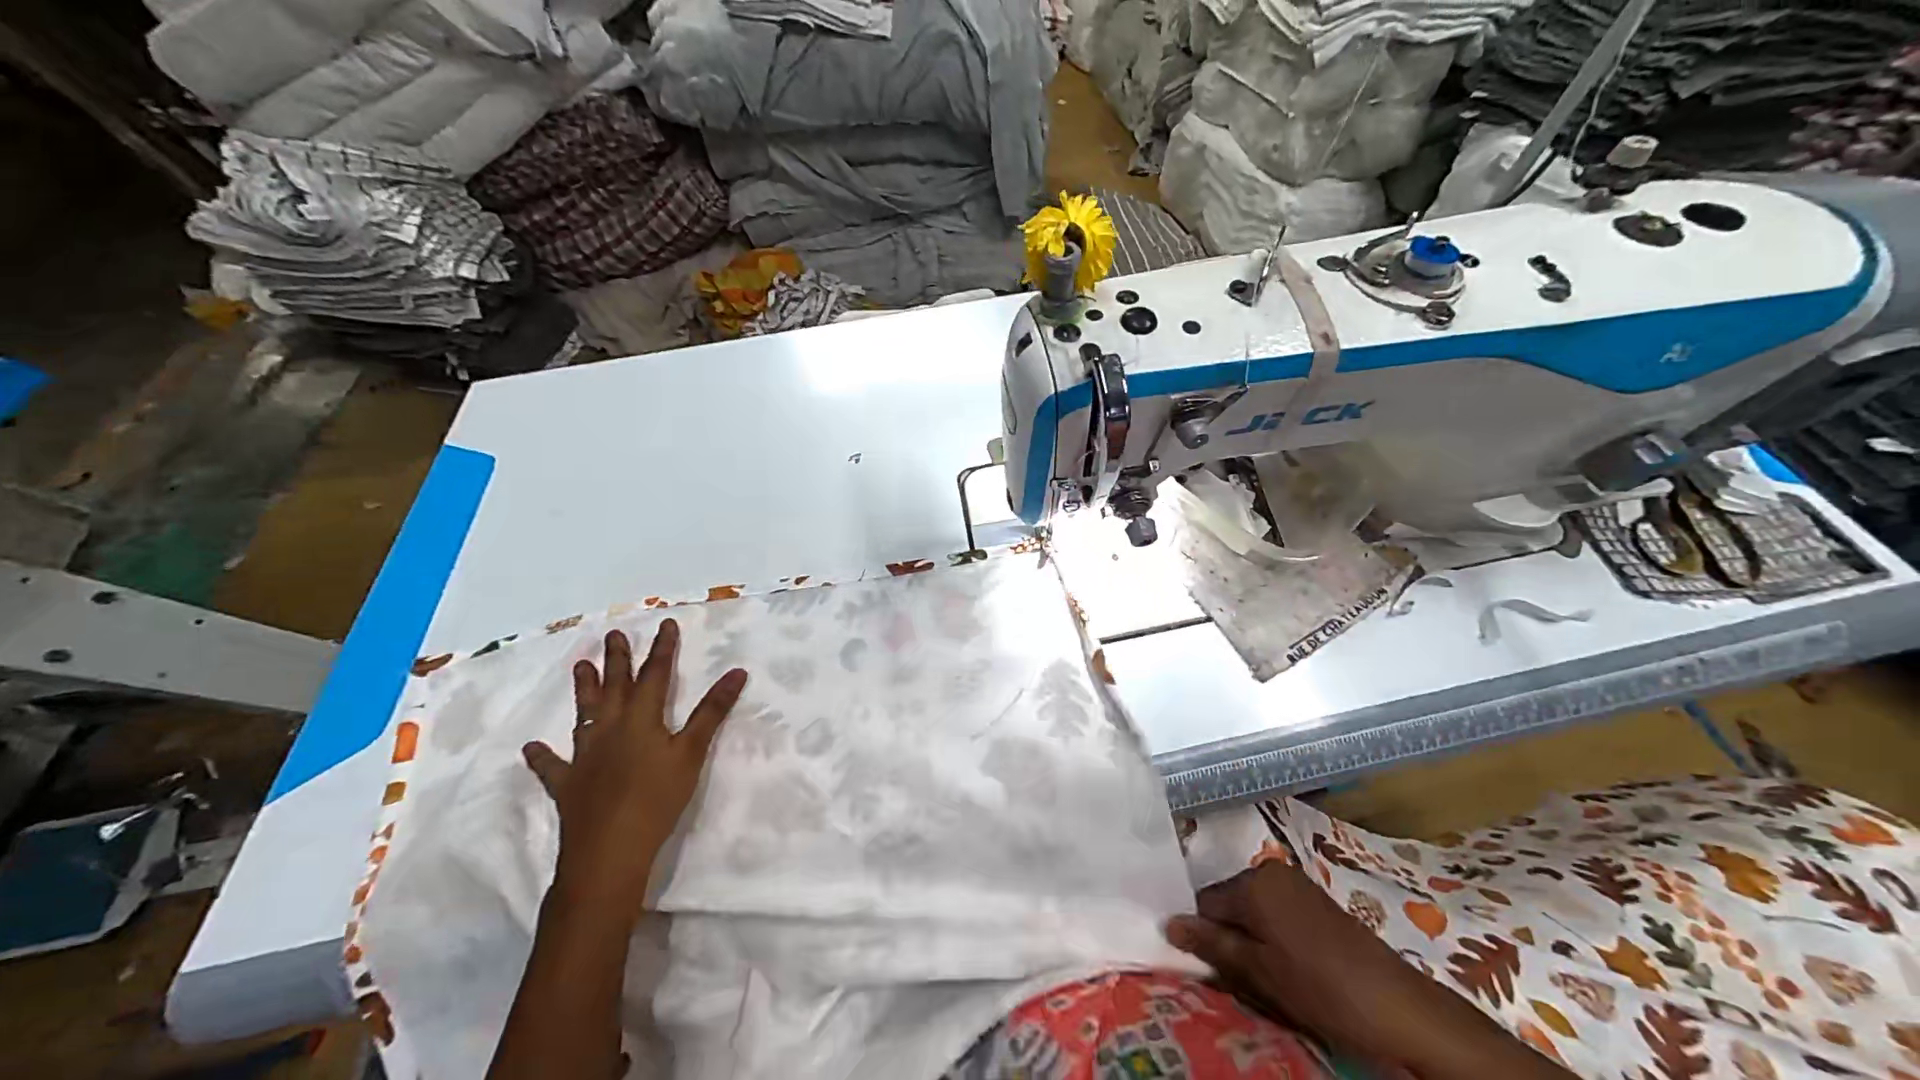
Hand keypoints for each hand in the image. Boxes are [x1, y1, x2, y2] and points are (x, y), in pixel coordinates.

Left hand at [522, 620, 746, 921]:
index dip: (663, 648)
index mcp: (641, 718)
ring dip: (584, 689)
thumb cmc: (657, 799)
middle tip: (614, 634)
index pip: (655, 674)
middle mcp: (610, 728)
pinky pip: (553, 766)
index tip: (665, 623)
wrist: (608, 850)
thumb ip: (712, 712)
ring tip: (580, 666)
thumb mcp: (692, 753)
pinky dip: (544, 757)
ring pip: (585, 714)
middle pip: (615, 686)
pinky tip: (533, 748)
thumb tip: (736, 672)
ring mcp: (584, 755)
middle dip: (618, 659)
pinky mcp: (567, 783)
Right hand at [1165, 862, 1570, 1079]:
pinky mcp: (1315, 900)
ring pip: (1252, 908)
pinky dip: (1271, 934)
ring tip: (1265, 975)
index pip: (1203, 902)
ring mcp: (1296, 883)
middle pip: (1228, 901)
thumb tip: (1169, 923)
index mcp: (1253, 882)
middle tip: (1238, 975)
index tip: (1208, 965)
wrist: (1398, 1005)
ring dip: (1250, 937)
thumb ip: (1212, 943)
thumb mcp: (1258, 971)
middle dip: (1227, 934)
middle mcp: (1271, 871)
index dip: (1201, 934)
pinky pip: (1275, 910)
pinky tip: (1286, 965)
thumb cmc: (1320, 988)